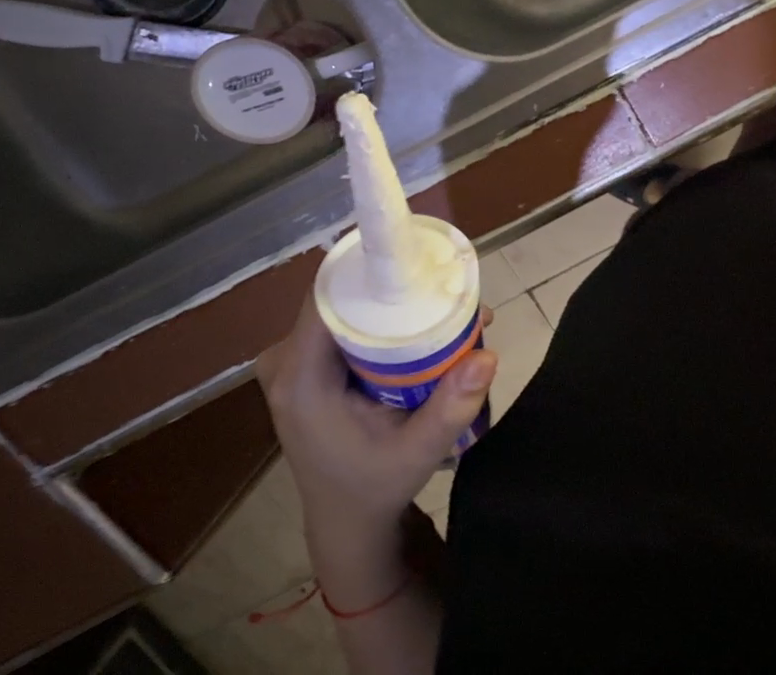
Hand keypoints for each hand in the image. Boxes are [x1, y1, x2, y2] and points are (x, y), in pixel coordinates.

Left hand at [258, 299, 495, 600]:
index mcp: (301, 380)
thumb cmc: (376, 484)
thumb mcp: (419, 451)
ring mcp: (293, 361)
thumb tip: (489, 354)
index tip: (422, 258)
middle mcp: (286, 362)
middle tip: (457, 295)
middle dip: (400, 290)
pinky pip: (347, 322)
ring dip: (398, 305)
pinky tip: (428, 332)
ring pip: (349, 307)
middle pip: (343, 298)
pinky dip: (387, 321)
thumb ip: (452, 406)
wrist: (346, 517)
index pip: (329, 298)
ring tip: (454, 314)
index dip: (372, 270)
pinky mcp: (307, 364)